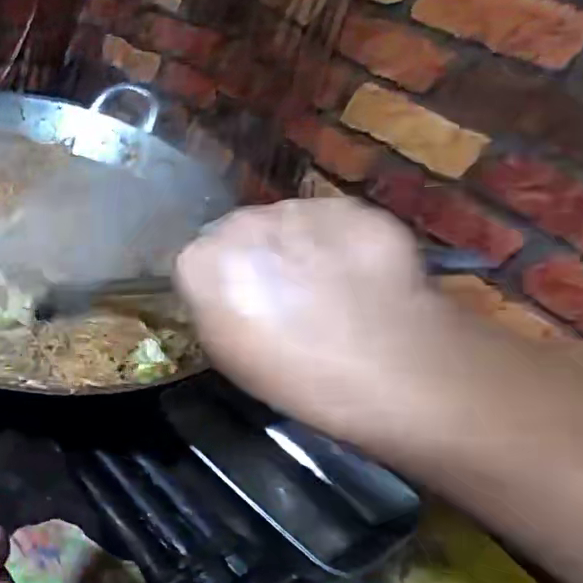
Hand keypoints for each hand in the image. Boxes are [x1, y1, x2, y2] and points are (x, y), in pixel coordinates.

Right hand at [175, 197, 452, 436]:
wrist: (387, 368)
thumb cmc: (291, 375)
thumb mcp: (223, 351)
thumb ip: (210, 306)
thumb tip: (221, 289)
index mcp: (199, 260)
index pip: (196, 259)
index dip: (218, 284)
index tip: (238, 307)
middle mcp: (240, 222)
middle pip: (238, 232)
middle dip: (255, 255)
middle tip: (282, 295)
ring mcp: (298, 210)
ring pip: (286, 222)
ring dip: (297, 245)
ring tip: (326, 286)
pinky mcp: (351, 207)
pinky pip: (333, 222)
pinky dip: (340, 242)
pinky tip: (359, 275)